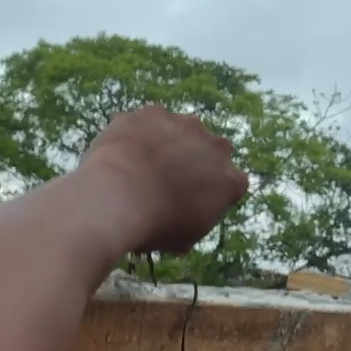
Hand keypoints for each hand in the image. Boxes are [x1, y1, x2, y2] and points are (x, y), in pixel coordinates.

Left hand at [79, 105, 250, 254]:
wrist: (119, 197)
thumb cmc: (156, 226)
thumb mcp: (185, 238)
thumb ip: (196, 218)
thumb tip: (186, 216)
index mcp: (230, 180)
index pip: (232, 182)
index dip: (212, 190)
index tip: (193, 199)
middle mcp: (215, 146)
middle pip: (211, 150)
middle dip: (194, 159)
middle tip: (169, 177)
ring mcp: (184, 124)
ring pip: (180, 130)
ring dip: (168, 141)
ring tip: (141, 162)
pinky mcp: (153, 112)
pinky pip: (148, 122)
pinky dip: (139, 133)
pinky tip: (123, 150)